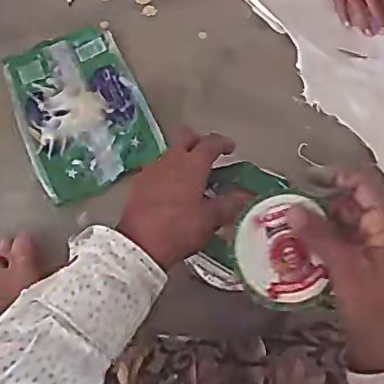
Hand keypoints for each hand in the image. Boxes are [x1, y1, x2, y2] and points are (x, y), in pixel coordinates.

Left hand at [117, 128, 255, 266]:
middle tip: (210, 154)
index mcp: (193, 164)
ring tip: (193, 176)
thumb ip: (230, 203)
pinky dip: (170, 172)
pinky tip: (174, 190)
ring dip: (183, 158)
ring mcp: (153, 169)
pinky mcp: (139, 182)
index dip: (223, 143)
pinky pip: (159, 168)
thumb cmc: (179, 228)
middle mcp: (172, 160)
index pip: (211, 143)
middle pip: (187, 138)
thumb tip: (244, 196)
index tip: (230, 148)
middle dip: (200, 142)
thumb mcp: (211, 219)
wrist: (139, 245)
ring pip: (171, 153)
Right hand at [292, 168, 383, 372]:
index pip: (365, 181)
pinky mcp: (367, 257)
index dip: (337, 174)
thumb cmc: (372, 305)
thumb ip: (319, 234)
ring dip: (323, 215)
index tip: (307, 177)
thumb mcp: (344, 266)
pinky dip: (326, 233)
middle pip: (355, 197)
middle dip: (325, 196)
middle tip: (294, 197)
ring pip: (348, 216)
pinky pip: (345, 235)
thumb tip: (293, 208)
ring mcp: (378, 241)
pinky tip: (303, 239)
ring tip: (293, 218)